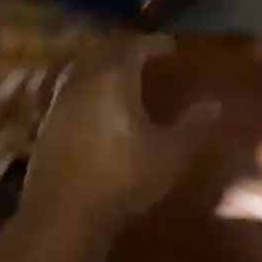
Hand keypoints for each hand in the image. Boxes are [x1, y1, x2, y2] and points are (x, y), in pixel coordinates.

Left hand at [24, 35, 215, 226]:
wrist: (62, 217)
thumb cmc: (123, 178)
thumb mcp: (170, 153)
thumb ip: (192, 125)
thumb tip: (214, 104)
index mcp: (113, 80)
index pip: (134, 47)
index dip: (154, 43)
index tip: (171, 47)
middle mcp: (83, 84)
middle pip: (103, 53)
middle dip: (126, 50)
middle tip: (147, 55)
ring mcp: (60, 106)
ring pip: (83, 72)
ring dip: (104, 68)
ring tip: (124, 78)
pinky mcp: (47, 129)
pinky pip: (73, 93)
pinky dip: (90, 90)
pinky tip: (100, 108)